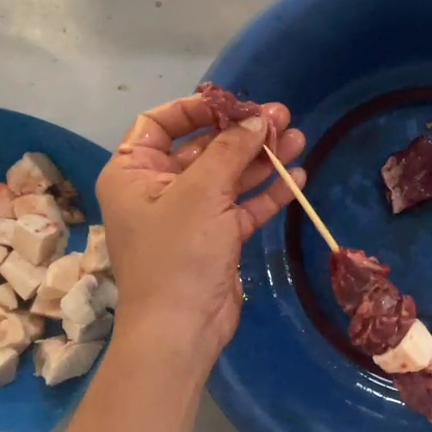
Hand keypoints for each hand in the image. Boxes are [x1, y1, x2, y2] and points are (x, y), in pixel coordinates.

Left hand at [96, 96, 305, 370]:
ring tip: (298, 138)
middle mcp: (157, 188)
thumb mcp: (202, 192)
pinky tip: (298, 176)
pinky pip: (242, 206)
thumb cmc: (178, 253)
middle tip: (282, 117)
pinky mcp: (216, 238)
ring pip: (228, 175)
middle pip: (203, 147)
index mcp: (133, 172)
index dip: (197, 108)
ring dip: (261, 159)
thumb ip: (232, 149)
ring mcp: (189, 214)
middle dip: (242, 133)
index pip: (160, 123)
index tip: (235, 102)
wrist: (181, 329)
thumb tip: (259, 118)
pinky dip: (267, 192)